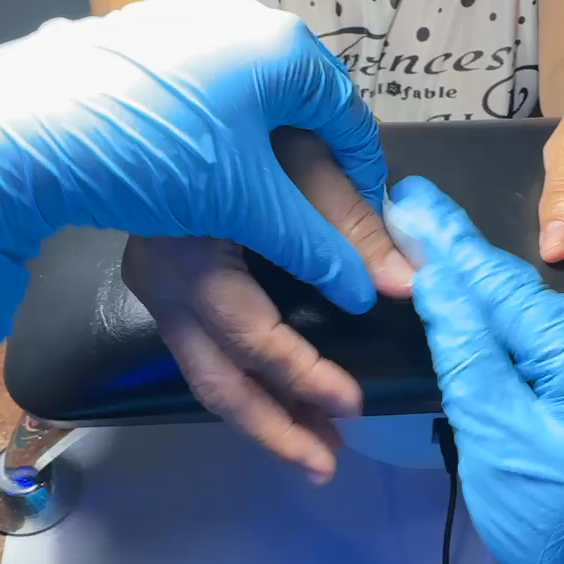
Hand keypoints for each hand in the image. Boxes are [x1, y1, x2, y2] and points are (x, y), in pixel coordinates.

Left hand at [0, 0, 384, 349]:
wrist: (22, 125)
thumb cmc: (159, 153)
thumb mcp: (245, 201)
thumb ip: (315, 242)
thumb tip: (373, 291)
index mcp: (284, 48)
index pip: (351, 120)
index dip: (364, 182)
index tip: (365, 231)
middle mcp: (245, 23)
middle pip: (305, 112)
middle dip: (314, 174)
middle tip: (311, 225)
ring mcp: (191, 29)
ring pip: (256, 106)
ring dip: (267, 159)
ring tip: (257, 206)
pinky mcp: (148, 47)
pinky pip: (213, 99)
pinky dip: (224, 141)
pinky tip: (205, 174)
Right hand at [123, 133, 413, 483]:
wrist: (174, 99)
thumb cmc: (238, 114)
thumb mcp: (302, 161)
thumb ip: (353, 226)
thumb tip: (409, 286)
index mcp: (194, 250)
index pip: (252, 332)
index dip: (304, 374)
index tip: (352, 404)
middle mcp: (162, 282)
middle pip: (215, 378)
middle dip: (274, 427)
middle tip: (324, 465)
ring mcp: (154, 292)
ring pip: (204, 377)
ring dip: (261, 419)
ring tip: (312, 455)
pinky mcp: (161, 294)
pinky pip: (201, 357)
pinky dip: (246, 388)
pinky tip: (283, 406)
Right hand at [389, 177, 563, 563]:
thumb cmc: (540, 519)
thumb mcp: (491, 434)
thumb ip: (467, 349)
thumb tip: (436, 279)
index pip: (510, 291)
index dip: (453, 245)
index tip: (411, 201)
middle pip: (521, 294)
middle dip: (460, 259)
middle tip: (408, 213)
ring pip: (527, 311)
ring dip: (475, 288)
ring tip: (424, 247)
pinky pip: (538, 335)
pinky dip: (498, 321)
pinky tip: (462, 298)